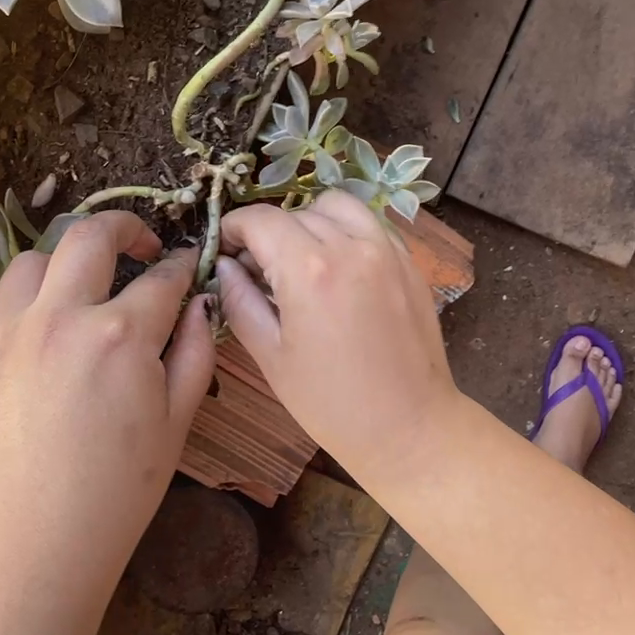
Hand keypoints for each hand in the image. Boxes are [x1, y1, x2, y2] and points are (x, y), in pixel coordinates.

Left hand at [0, 211, 215, 578]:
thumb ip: (195, 350)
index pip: (161, 276)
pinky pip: (7, 310)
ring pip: (32, 261)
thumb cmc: (121, 491)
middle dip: (124, 226)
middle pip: (88, 236)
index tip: (188, 266)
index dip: (181, 266)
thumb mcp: (178, 420)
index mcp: (121, 334)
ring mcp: (11, 336)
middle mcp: (61, 319)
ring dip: (67, 260)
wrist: (35, 548)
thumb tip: (199, 303)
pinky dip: (36, 307)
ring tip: (86, 286)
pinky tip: (52, 341)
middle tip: (141, 245)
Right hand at [214, 191, 462, 471]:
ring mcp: (387, 250)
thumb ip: (240, 301)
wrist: (410, 428)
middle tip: (258, 266)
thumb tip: (225, 266)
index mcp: (309, 271)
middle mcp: (351, 247)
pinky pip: (370, 223)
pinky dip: (347, 230)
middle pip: (296, 212)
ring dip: (310, 220)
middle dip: (269, 231)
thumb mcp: (271, 357)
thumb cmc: (332, 404)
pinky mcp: (409, 262)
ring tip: (301, 257)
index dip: (234, 227)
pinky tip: (338, 265)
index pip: (261, 220)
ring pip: (337, 205)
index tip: (225, 246)